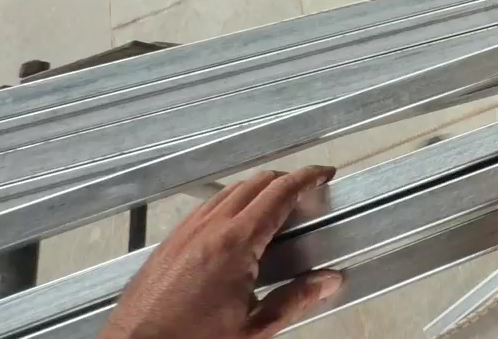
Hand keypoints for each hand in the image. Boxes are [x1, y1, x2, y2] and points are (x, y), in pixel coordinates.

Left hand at [100, 167, 341, 338]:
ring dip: (258, 189)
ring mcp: (185, 231)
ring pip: (231, 190)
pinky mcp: (167, 243)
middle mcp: (211, 226)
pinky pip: (206, 206)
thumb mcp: (249, 332)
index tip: (326, 174)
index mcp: (237, 242)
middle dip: (287, 179)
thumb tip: (331, 279)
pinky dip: (231, 202)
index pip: (282, 191)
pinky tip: (234, 224)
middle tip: (305, 193)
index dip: (308, 177)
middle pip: (258, 182)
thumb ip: (293, 300)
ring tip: (273, 206)